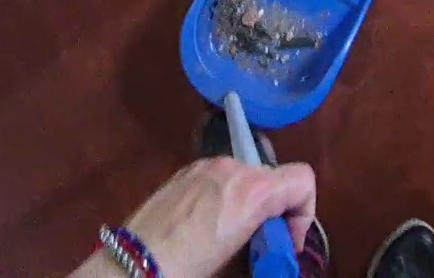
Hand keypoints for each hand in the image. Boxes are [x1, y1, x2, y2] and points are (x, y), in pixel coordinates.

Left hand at [82, 158, 315, 277]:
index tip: (286, 247)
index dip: (305, 214)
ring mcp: (206, 165)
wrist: (128, 271)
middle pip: (275, 179)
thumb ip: (262, 249)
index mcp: (251, 192)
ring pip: (248, 177)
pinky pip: (222, 177)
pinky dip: (227, 197)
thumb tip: (273, 255)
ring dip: (251, 205)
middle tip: (259, 251)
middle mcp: (233, 168)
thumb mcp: (234, 265)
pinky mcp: (185, 170)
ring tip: (230, 241)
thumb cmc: (187, 272)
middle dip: (276, 213)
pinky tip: (205, 229)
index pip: (302, 180)